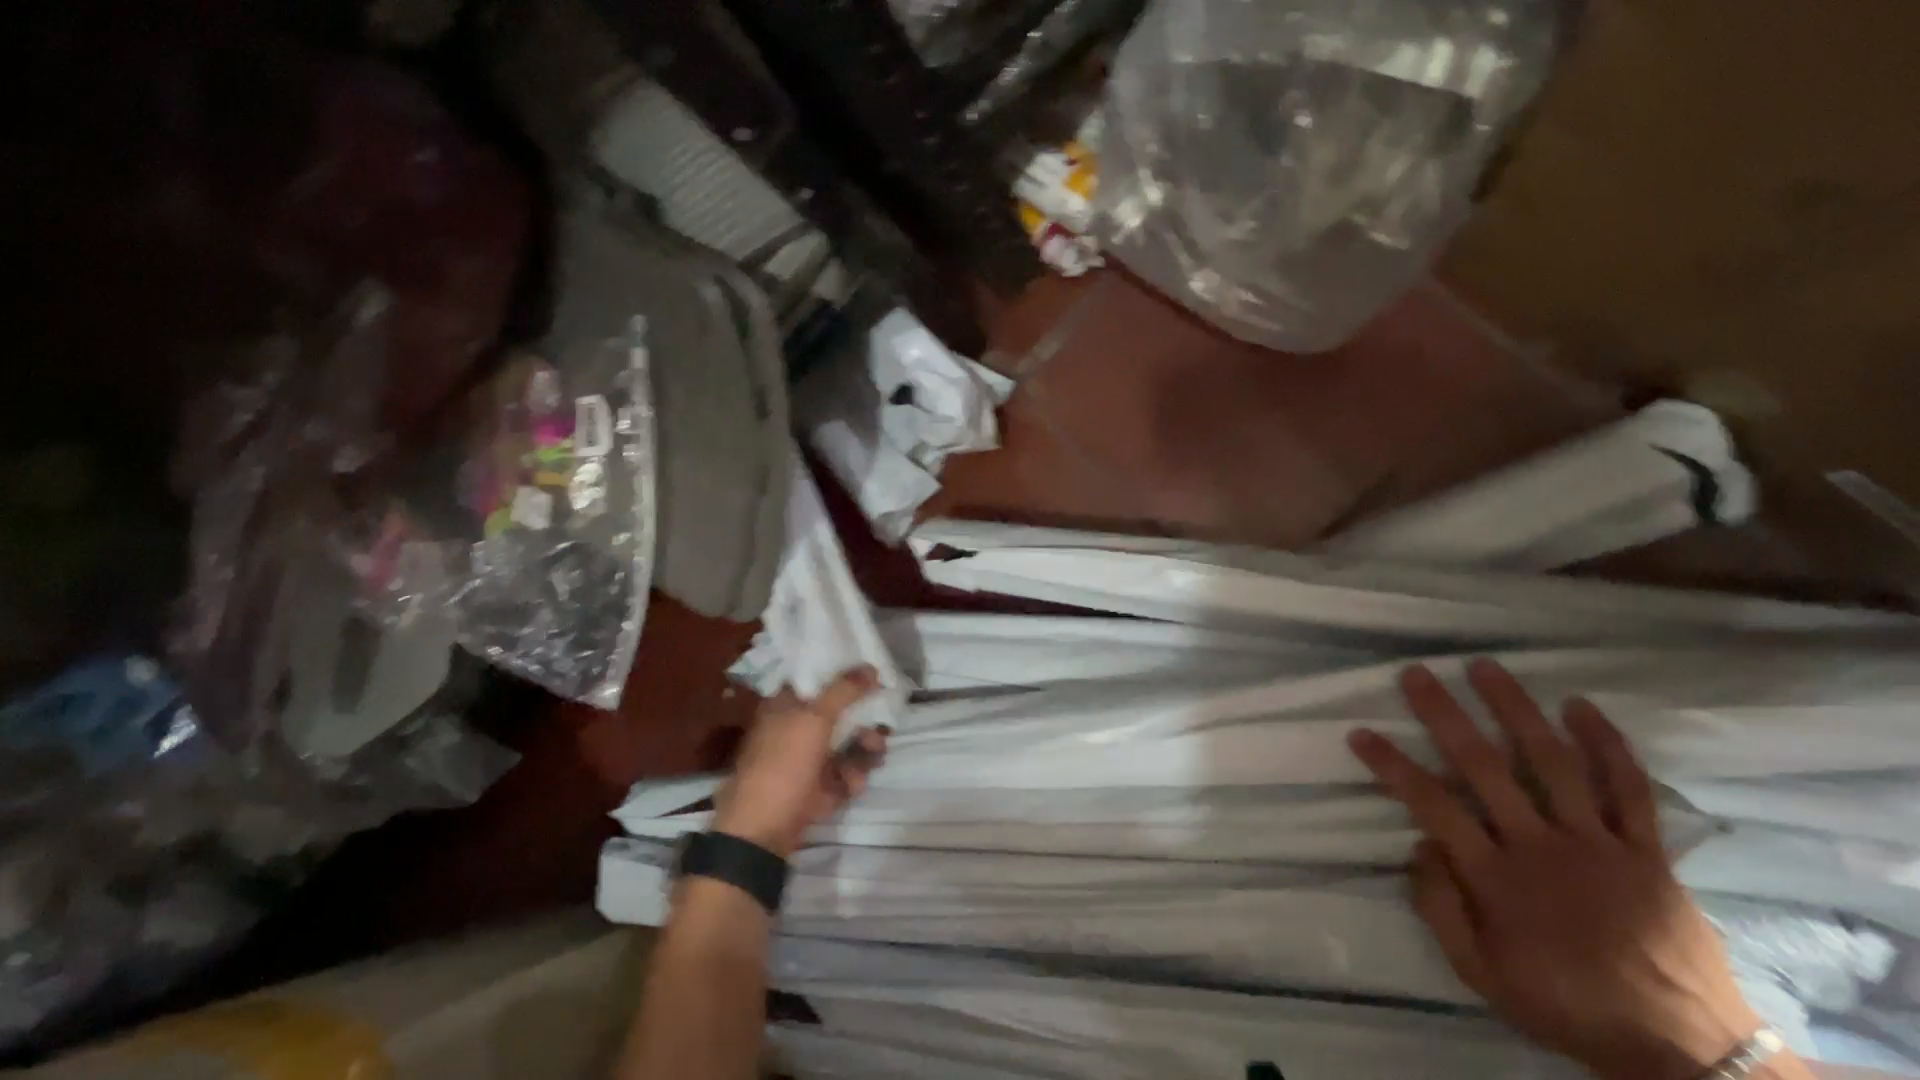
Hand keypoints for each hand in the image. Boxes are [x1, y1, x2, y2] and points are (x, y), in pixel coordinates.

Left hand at [711, 667, 888, 858]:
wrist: (763, 829)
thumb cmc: (783, 764)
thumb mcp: (813, 719)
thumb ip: (844, 690)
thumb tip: (870, 666)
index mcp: (786, 706)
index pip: (819, 680)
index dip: (847, 677)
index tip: (876, 676)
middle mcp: (797, 729)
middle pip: (840, 715)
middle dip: (865, 720)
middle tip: (883, 725)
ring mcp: (807, 761)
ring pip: (848, 746)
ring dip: (865, 749)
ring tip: (874, 754)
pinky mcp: (818, 789)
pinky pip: (845, 776)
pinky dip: (852, 778)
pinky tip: (851, 785)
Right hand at [1348, 659, 1762, 1079]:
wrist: (1678, 1044)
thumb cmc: (1565, 1004)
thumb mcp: (1482, 974)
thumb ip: (1441, 908)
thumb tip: (1418, 845)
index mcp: (1496, 878)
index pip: (1431, 805)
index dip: (1392, 765)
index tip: (1361, 732)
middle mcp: (1540, 846)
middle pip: (1485, 767)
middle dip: (1445, 715)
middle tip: (1417, 673)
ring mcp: (1597, 842)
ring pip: (1552, 761)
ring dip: (1516, 709)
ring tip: (1486, 667)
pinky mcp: (1646, 848)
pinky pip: (1628, 788)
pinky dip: (1606, 743)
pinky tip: (1580, 706)